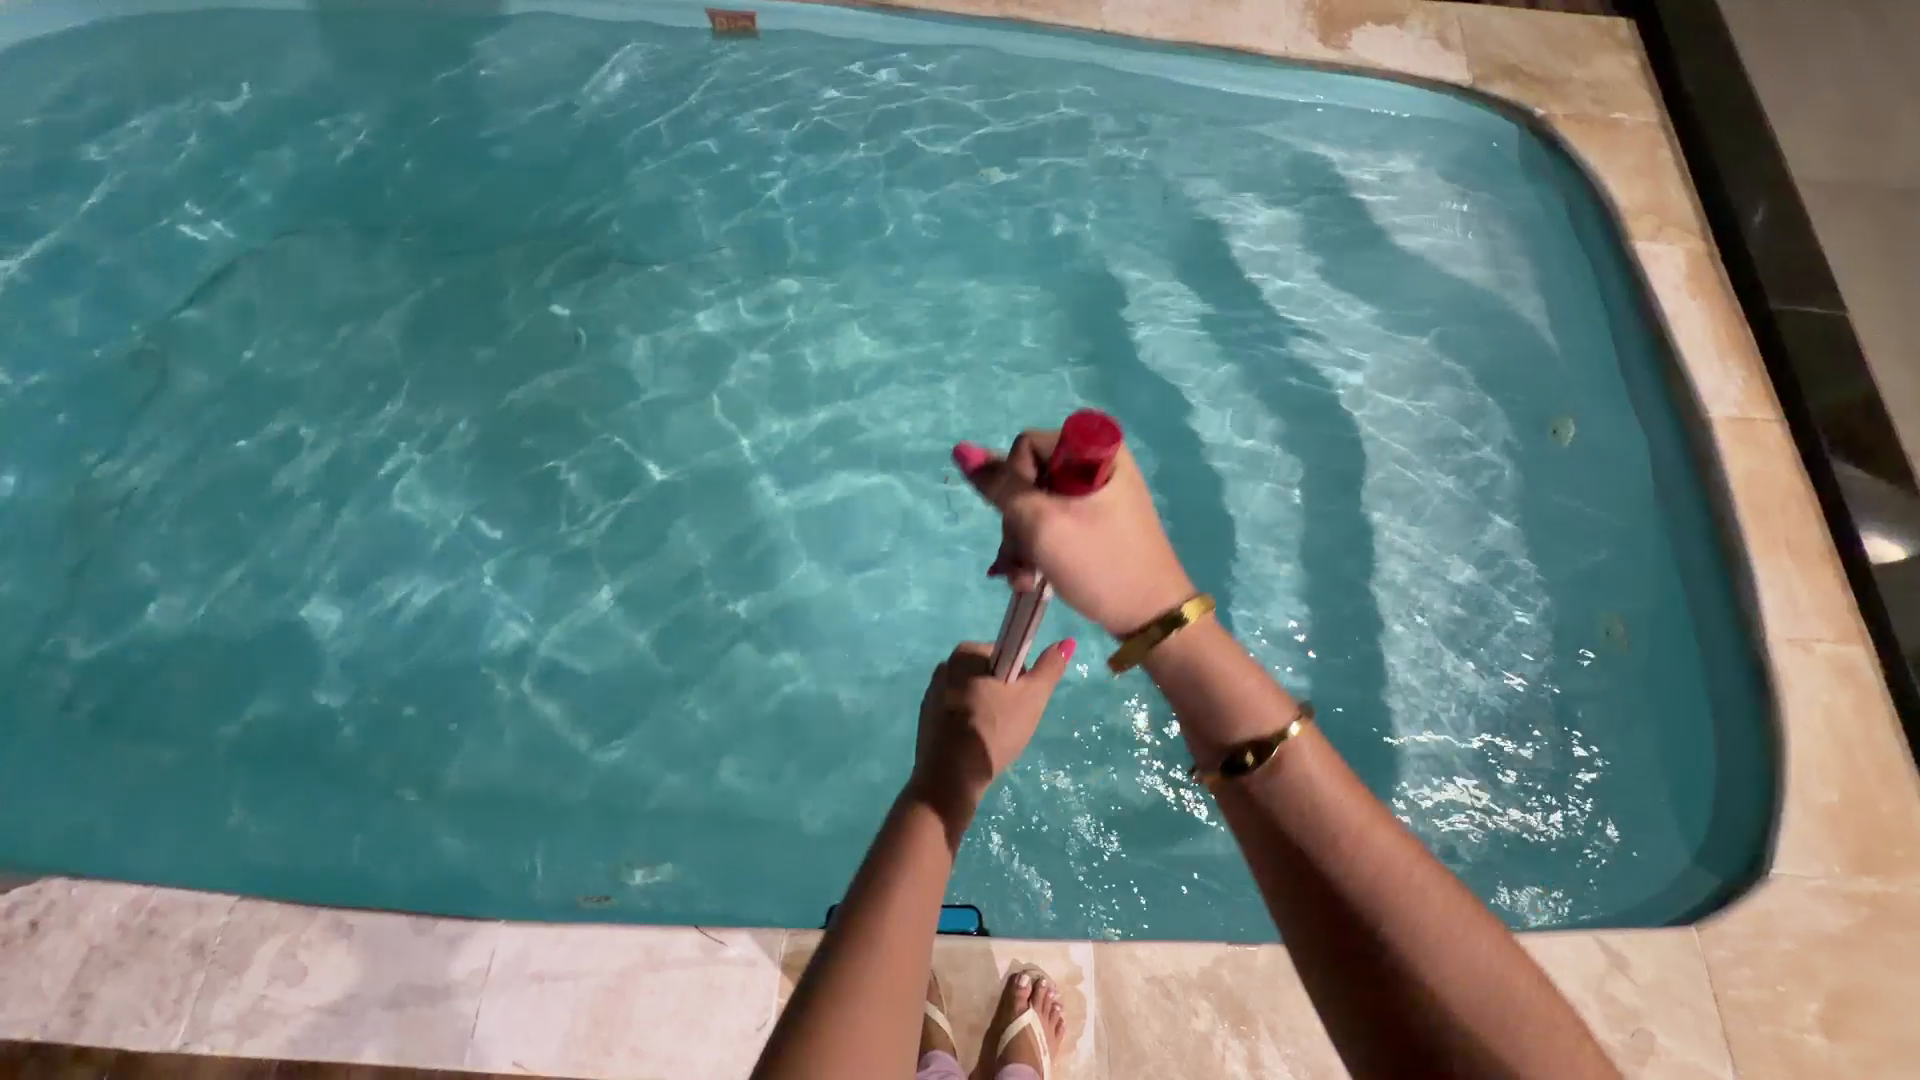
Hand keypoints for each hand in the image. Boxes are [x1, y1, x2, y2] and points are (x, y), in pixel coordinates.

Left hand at [908, 640, 1073, 821]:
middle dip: (1003, 696)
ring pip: (973, 696)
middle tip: (1010, 722)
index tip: (1021, 702)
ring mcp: (932, 693)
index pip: (1006, 654)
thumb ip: (1050, 668)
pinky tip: (975, 746)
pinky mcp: (926, 719)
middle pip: (989, 675)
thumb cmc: (993, 731)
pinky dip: (969, 726)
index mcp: (965, 653)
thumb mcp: (1031, 698)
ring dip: (986, 712)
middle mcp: (945, 666)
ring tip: (993, 738)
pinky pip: (958, 715)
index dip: (1020, 678)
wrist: (950, 777)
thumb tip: (1067, 641)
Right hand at [954, 430, 1194, 635]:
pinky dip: (1034, 550)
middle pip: (1028, 478)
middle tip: (1020, 561)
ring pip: (1033, 506)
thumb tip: (961, 449)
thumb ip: (1000, 487)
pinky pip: (1050, 524)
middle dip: (1014, 523)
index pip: (1027, 447)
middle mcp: (1096, 464)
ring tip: (1023, 580)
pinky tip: (1028, 579)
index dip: (1014, 483)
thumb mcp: (1041, 524)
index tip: (1027, 521)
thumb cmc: (1098, 564)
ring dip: (1019, 544)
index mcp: (1095, 450)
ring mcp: (1095, 496)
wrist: (1150, 616)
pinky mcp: (1093, 523)